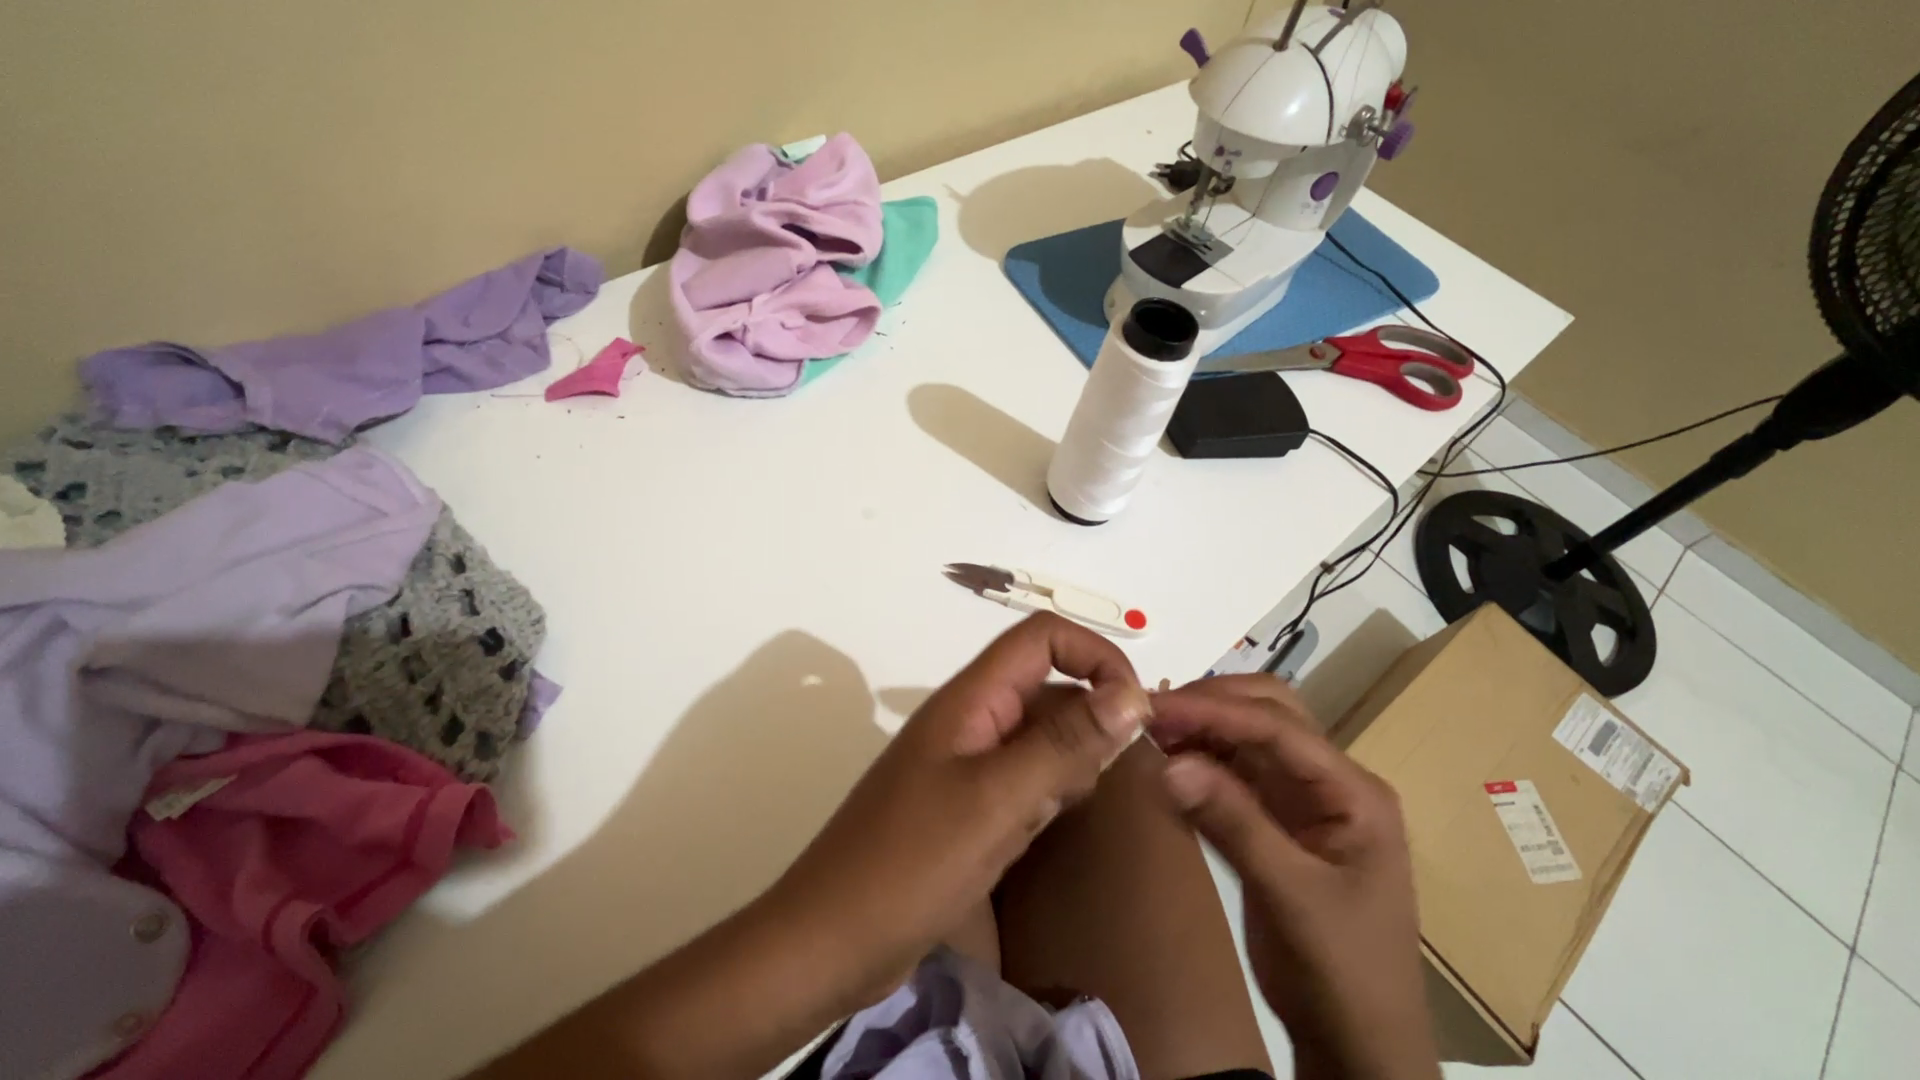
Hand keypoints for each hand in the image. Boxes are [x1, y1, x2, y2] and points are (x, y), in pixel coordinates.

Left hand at [769, 612, 1152, 1008]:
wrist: (830, 942)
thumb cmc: (911, 865)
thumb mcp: (998, 801)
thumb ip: (1065, 744)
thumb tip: (1131, 694)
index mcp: (969, 702)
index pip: (1041, 639)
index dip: (1095, 655)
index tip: (1135, 709)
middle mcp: (967, 723)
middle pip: (1044, 685)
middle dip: (1092, 711)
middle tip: (1126, 766)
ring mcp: (963, 767)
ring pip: (1037, 736)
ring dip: (1074, 755)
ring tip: (1091, 798)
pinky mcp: (962, 809)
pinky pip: (1022, 780)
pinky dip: (1050, 791)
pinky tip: (1056, 824)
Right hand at [1150, 676, 1438, 1079]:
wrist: (1360, 1043)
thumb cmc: (1343, 970)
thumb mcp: (1292, 896)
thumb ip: (1235, 822)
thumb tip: (1168, 762)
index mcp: (1353, 791)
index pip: (1279, 728)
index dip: (1214, 711)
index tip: (1154, 707)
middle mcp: (1332, 783)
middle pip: (1271, 715)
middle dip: (1212, 704)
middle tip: (1149, 712)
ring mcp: (1306, 802)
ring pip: (1251, 740)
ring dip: (1204, 727)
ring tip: (1151, 730)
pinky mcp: (1280, 824)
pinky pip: (1238, 775)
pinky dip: (1203, 761)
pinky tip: (1169, 761)